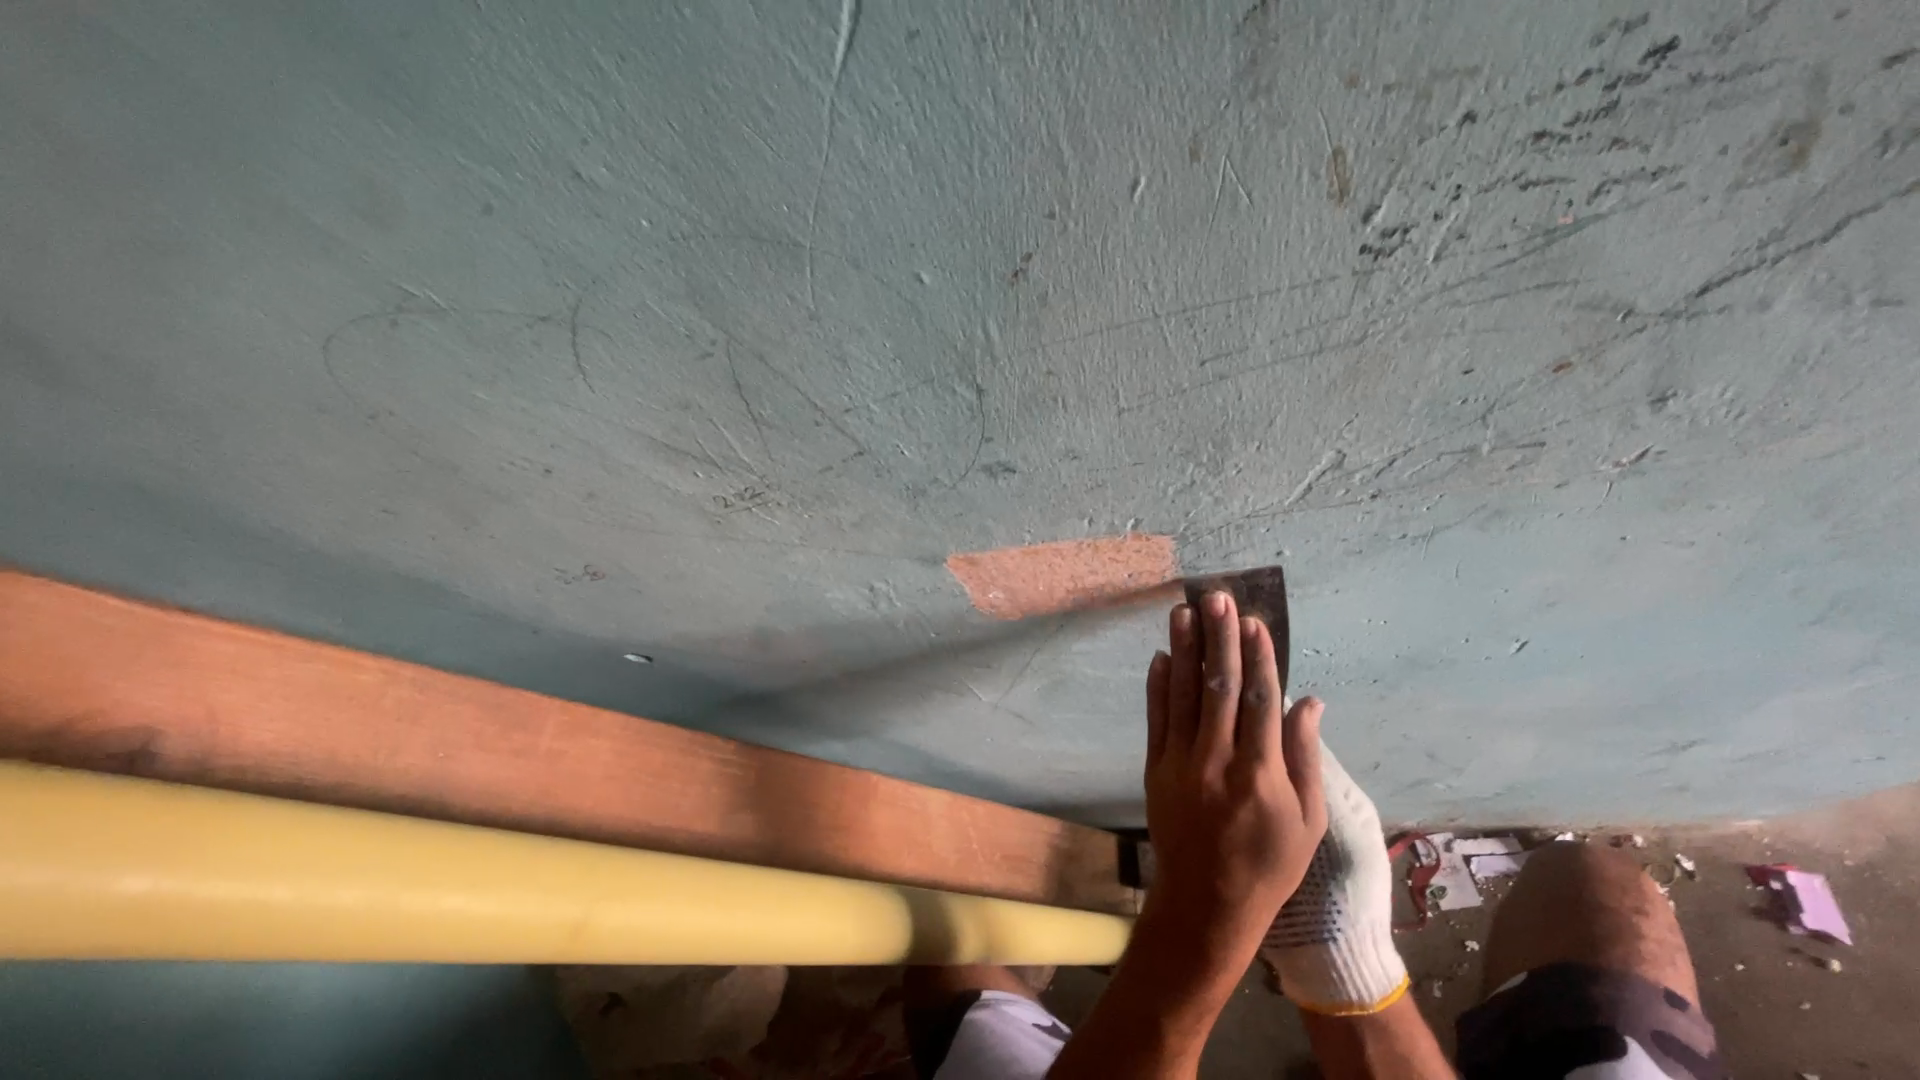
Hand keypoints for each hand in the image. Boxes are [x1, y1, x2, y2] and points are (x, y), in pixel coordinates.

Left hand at [1143, 590, 1326, 947]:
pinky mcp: (1154, 770)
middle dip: (1219, 638)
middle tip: (1217, 597)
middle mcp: (1218, 762)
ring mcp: (1180, 764)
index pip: (1259, 700)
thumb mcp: (1307, 820)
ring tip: (1185, 611)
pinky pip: (1156, 720)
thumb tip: (1307, 700)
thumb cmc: (1269, 864)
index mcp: (1261, 774)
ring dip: (1184, 650)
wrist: (1206, 902)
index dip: (1258, 657)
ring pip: (1182, 695)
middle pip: (1218, 687)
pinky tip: (1162, 656)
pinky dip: (1158, 686)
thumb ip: (1306, 756)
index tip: (1256, 622)